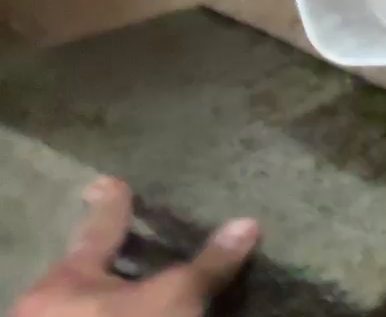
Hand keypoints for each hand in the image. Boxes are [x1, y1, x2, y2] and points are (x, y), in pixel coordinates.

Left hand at [10, 178, 259, 316]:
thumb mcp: (176, 298)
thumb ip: (209, 261)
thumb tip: (246, 223)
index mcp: (59, 287)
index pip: (97, 232)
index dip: (110, 206)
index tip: (104, 182)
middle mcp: (38, 312)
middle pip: (74, 274)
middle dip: (99, 258)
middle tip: (120, 237)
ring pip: (74, 305)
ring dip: (102, 293)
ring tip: (127, 279)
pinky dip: (108, 312)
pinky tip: (129, 310)